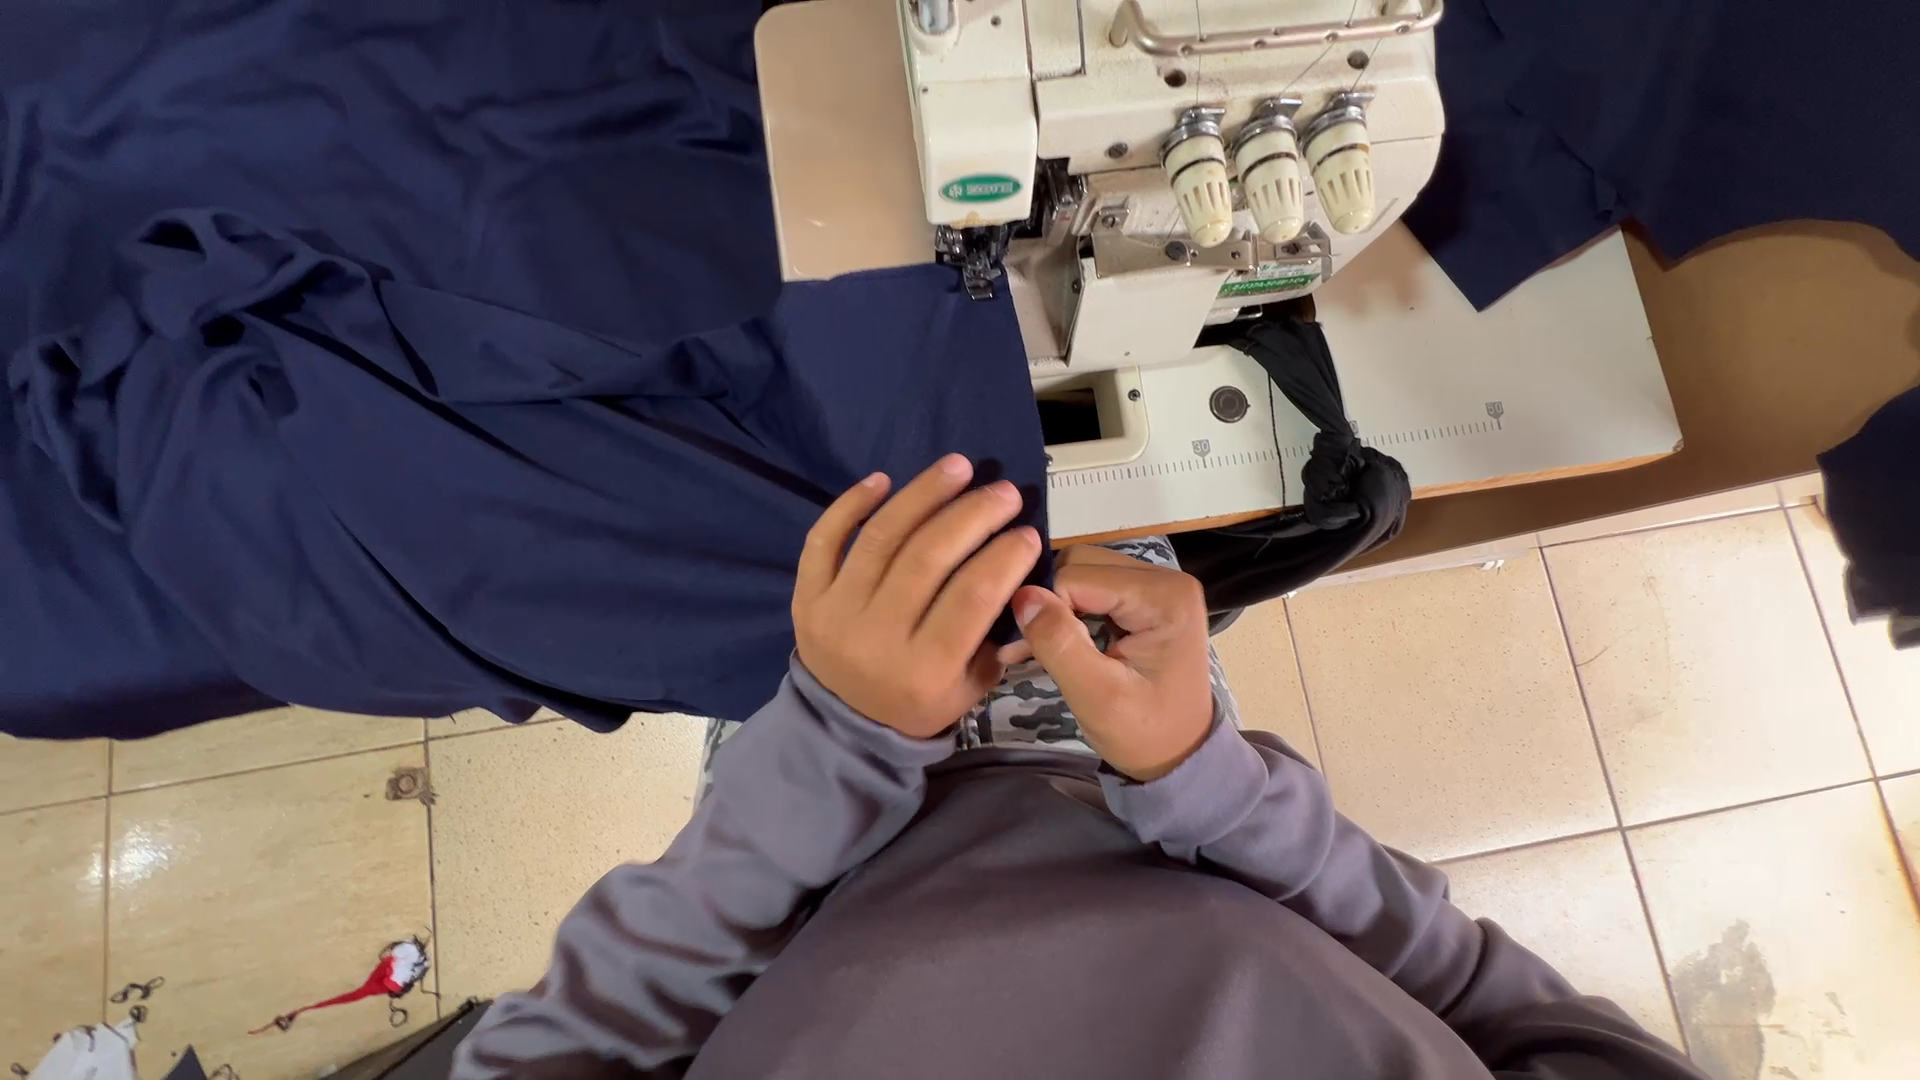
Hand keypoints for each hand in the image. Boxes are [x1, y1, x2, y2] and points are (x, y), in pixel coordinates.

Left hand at [794, 454, 1041, 737]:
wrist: (844, 723)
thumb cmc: (918, 702)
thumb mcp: (970, 688)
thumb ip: (996, 637)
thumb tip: (1020, 573)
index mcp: (924, 671)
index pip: (972, 598)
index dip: (1004, 557)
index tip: (1028, 531)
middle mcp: (876, 639)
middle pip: (928, 559)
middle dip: (972, 515)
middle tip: (1003, 491)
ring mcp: (835, 614)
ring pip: (882, 538)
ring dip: (923, 494)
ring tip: (958, 466)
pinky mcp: (806, 597)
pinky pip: (823, 540)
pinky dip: (851, 505)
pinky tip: (884, 479)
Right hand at [1002, 545, 1213, 780]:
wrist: (1179, 758)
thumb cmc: (1144, 734)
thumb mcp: (1097, 696)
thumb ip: (1060, 643)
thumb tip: (1023, 596)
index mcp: (1163, 597)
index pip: (1077, 577)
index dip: (1045, 609)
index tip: (1022, 650)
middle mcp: (1165, 579)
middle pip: (1079, 564)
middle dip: (1047, 602)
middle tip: (1026, 648)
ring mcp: (1156, 585)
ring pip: (1080, 571)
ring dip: (1054, 606)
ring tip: (1035, 646)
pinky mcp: (1145, 596)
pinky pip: (1092, 585)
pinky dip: (1068, 608)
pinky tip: (1054, 639)